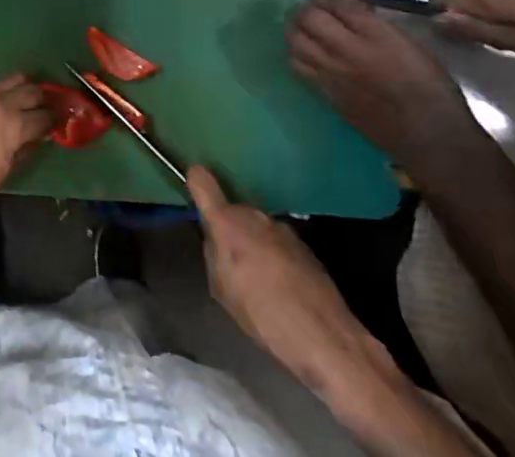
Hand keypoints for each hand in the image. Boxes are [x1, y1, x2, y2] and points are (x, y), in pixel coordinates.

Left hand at [0, 73, 50, 222]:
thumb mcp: (8, 169)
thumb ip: (27, 147)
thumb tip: (39, 136)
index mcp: (14, 124)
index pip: (44, 115)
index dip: (54, 120)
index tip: (57, 122)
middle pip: (32, 90)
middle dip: (43, 99)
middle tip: (45, 108)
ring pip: (12, 80)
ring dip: (23, 89)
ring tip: (26, 100)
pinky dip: (1, 93)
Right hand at [187, 166, 382, 388]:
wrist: (322, 333)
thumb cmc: (260, 312)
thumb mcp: (220, 287)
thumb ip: (213, 253)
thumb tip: (217, 240)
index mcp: (227, 222)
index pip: (203, 183)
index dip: (195, 181)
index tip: (192, 184)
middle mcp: (254, 216)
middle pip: (233, 211)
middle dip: (229, 228)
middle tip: (230, 260)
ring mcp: (282, 228)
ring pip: (257, 227)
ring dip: (253, 242)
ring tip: (259, 278)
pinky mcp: (304, 244)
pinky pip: (277, 241)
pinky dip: (274, 255)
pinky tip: (280, 285)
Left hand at [289, 0, 484, 166]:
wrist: (430, 137)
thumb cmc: (432, 89)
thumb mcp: (414, 46)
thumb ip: (379, 26)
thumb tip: (354, 12)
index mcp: (377, 36)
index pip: (339, 5)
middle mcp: (348, 51)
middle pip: (310, 18)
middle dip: (307, 8)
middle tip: (311, 9)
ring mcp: (332, 73)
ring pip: (295, 40)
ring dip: (295, 28)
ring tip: (302, 27)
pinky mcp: (325, 93)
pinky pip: (297, 66)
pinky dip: (295, 53)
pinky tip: (303, 51)